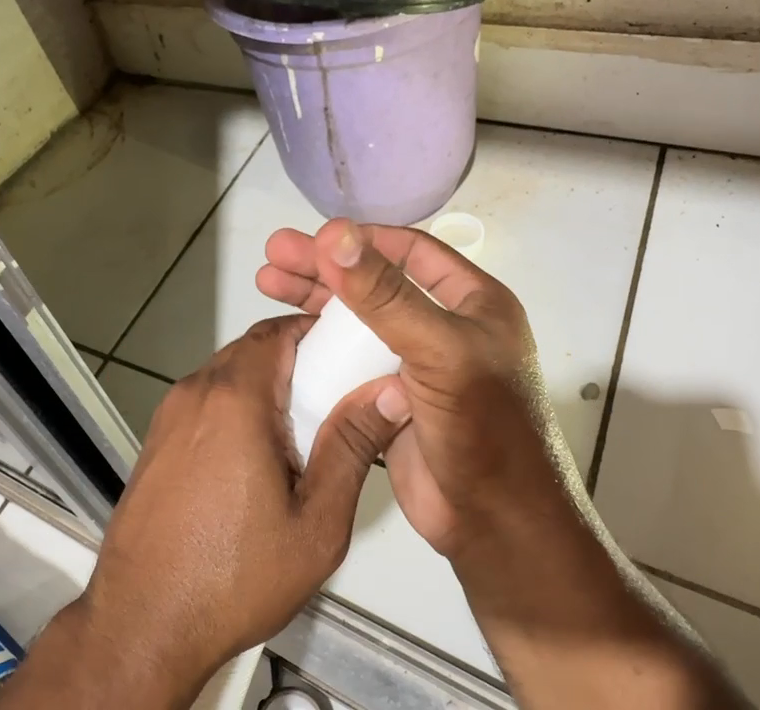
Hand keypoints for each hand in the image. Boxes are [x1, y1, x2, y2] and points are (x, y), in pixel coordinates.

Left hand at [66, 315, 408, 699]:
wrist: (144, 624)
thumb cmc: (233, 578)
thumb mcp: (316, 522)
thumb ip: (352, 448)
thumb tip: (387, 394)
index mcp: (235, 400)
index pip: (277, 331)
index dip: (316, 332)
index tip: (348, 351)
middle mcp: (195, 395)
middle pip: (252, 350)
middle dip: (295, 362)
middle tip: (335, 399)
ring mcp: (169, 418)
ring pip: (227, 377)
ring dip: (264, 389)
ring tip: (302, 437)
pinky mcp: (156, 443)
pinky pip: (205, 405)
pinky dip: (236, 412)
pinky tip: (258, 461)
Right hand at [257, 218, 553, 558]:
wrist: (494, 525)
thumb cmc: (482, 426)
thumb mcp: (437, 349)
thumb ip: (384, 294)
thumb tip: (334, 234)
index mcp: (474, 304)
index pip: (411, 252)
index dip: (362, 240)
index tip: (313, 237)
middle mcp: (444, 327)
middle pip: (374, 283)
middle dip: (323, 267)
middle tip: (274, 253)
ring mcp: (414, 365)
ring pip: (355, 322)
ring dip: (313, 301)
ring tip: (265, 282)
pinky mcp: (387, 399)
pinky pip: (347, 361)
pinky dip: (315, 345)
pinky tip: (284, 333)